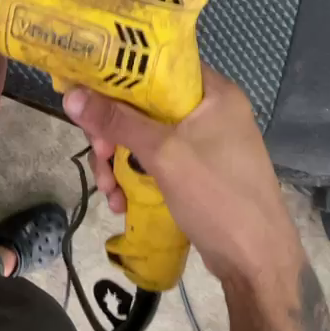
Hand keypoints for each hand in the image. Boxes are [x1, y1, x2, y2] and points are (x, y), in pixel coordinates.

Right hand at [63, 65, 300, 289]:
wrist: (258, 264)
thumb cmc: (218, 196)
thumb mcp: (163, 154)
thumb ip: (116, 122)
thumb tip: (71, 96)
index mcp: (213, 93)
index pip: (159, 65)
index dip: (120, 74)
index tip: (87, 89)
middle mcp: (209, 111)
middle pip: (144, 105)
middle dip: (113, 131)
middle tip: (99, 150)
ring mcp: (203, 143)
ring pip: (143, 136)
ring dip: (118, 161)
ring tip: (108, 188)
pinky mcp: (195, 170)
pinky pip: (153, 160)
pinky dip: (133, 177)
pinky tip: (120, 201)